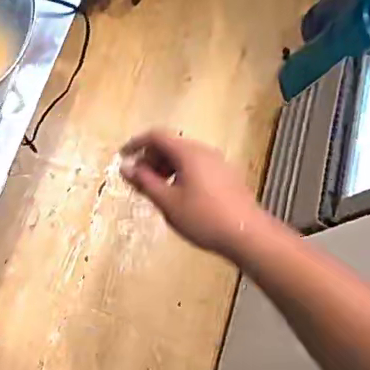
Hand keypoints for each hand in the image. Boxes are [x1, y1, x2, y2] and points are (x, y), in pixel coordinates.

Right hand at [119, 129, 277, 258]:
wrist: (247, 234)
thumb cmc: (203, 218)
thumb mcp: (168, 202)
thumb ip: (145, 182)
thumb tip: (126, 167)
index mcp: (189, 153)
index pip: (157, 136)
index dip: (137, 143)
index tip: (122, 157)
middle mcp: (204, 151)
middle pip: (171, 144)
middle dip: (150, 158)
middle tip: (138, 179)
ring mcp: (218, 162)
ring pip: (184, 156)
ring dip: (165, 167)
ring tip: (155, 190)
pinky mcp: (226, 175)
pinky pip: (196, 166)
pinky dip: (179, 173)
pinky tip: (177, 195)